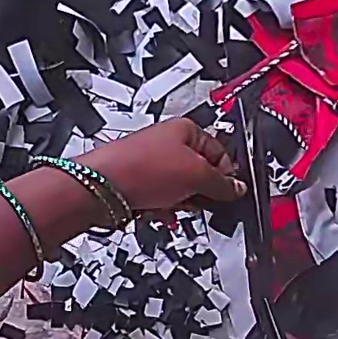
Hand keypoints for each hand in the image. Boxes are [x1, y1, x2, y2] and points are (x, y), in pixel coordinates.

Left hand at [77, 118, 243, 213]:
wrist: (101, 187)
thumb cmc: (139, 168)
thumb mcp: (197, 175)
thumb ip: (223, 183)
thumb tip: (237, 188)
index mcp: (186, 129)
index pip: (220, 152)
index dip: (227, 174)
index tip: (230, 191)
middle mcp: (167, 144)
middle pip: (200, 173)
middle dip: (200, 192)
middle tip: (197, 199)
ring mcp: (151, 165)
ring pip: (180, 190)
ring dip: (179, 202)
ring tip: (171, 204)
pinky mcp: (138, 184)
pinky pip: (160, 200)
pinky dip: (161, 208)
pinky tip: (156, 209)